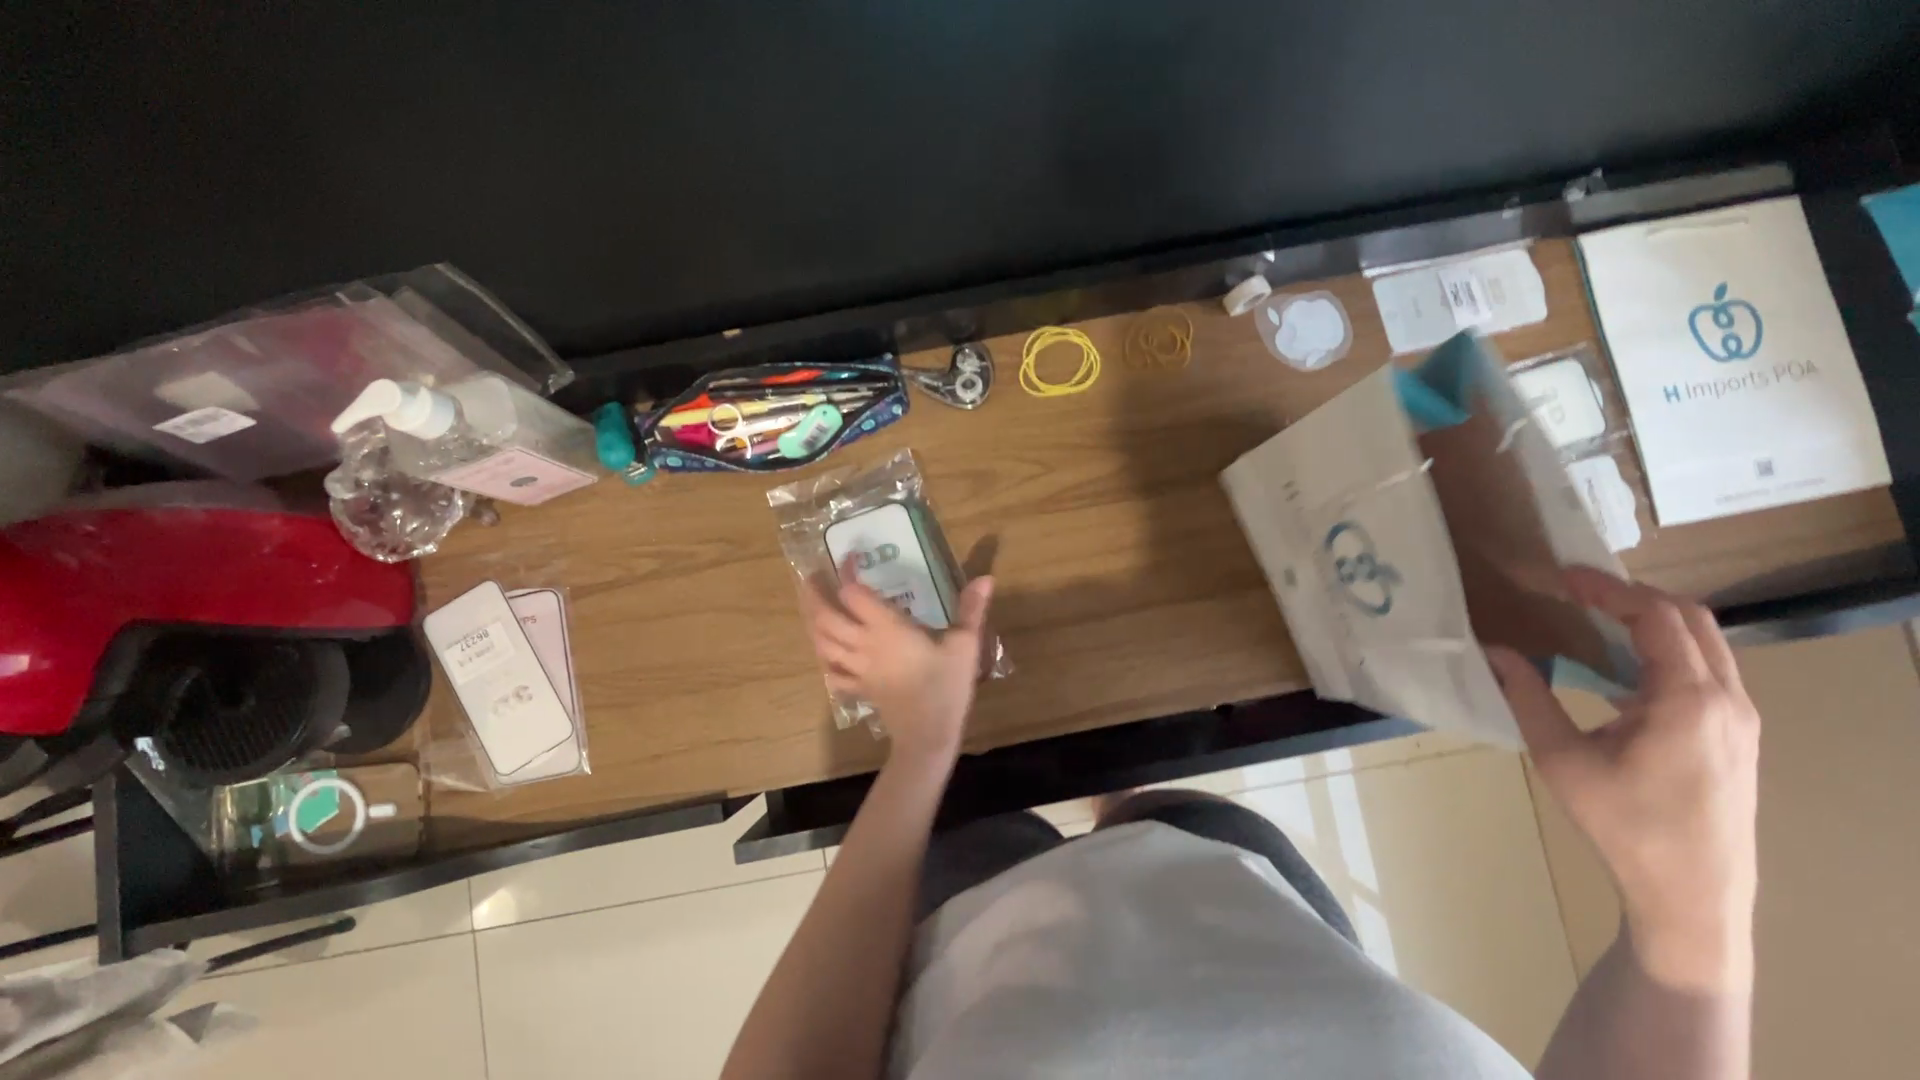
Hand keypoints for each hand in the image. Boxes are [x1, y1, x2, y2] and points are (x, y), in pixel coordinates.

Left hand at [805, 561, 995, 767]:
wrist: (928, 736)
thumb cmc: (946, 687)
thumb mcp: (964, 645)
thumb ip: (971, 610)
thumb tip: (986, 578)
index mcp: (886, 628)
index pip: (854, 594)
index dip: (848, 573)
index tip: (850, 557)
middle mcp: (864, 645)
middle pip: (826, 616)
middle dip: (814, 595)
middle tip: (811, 578)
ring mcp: (858, 669)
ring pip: (822, 643)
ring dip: (812, 623)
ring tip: (811, 609)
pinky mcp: (860, 690)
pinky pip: (833, 673)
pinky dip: (825, 660)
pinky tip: (827, 655)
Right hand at [1486, 567, 1759, 993]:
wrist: (1692, 892)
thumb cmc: (1624, 825)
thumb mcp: (1562, 759)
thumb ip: (1528, 697)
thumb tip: (1493, 652)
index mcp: (1689, 699)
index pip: (1655, 616)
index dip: (1608, 589)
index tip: (1562, 576)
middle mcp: (1728, 699)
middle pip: (1690, 619)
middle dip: (1632, 596)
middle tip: (1577, 592)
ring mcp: (1741, 719)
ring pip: (1706, 645)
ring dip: (1654, 623)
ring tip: (1597, 622)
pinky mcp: (1738, 737)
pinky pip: (1708, 673)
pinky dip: (1667, 653)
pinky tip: (1622, 677)